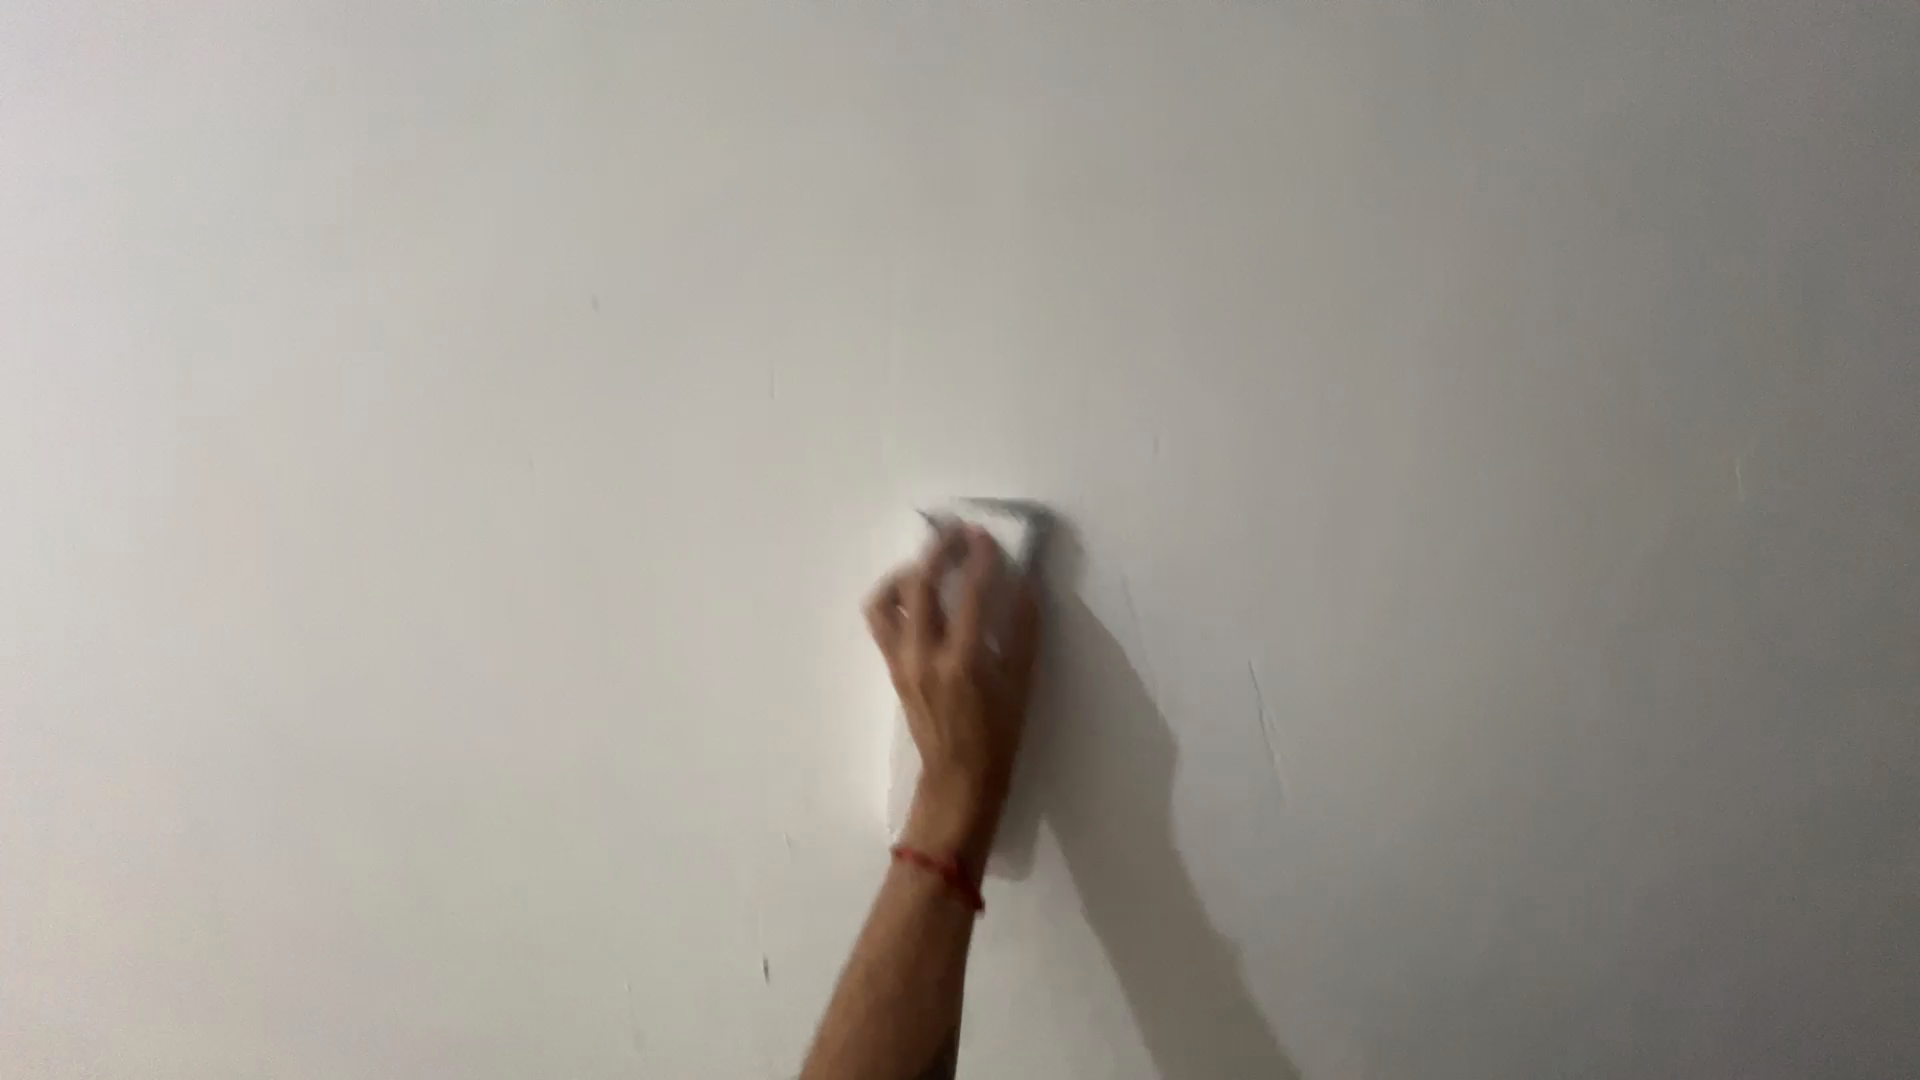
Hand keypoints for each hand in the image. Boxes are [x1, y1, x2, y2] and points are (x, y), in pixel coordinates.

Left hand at [866, 524, 1042, 874]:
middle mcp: (924, 656)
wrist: (958, 779)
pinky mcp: (891, 666)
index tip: (986, 536)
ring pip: (887, 599)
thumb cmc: (999, 735)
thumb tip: (1026, 584)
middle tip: (958, 533)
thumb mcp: (1022, 685)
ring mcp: (901, 661)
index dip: (979, 558)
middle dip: (939, 550)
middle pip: (919, 584)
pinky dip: (894, 596)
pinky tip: (916, 592)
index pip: (968, 593)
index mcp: (962, 662)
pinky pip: (881, 619)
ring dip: (908, 570)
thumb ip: (1024, 631)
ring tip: (930, 561)